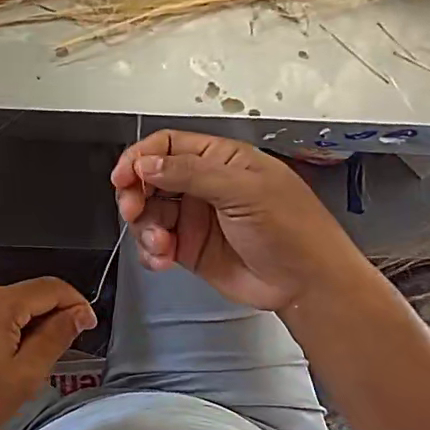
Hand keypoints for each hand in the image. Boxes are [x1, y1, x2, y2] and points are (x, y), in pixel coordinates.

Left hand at [0, 279, 95, 429]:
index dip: (76, 304)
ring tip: (33, 362)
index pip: (51, 287)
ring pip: (14, 304)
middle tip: (62, 352)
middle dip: (54, 316)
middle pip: (32, 294)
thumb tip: (78, 314)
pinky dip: (11, 328)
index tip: (88, 326)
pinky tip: (9, 359)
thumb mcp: (25, 374)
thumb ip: (57, 336)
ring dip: (32, 325)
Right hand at [109, 130, 370, 310]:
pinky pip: (158, 244)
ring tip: (162, 245)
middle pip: (152, 180)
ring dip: (146, 229)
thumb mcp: (243, 191)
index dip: (140, 158)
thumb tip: (149, 163)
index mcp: (221, 160)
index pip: (168, 146)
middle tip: (134, 211)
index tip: (123, 177)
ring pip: (151, 214)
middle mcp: (206, 186)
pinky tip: (162, 259)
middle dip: (136, 195)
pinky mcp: (192, 249)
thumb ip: (192, 173)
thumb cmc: (294, 229)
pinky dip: (152, 252)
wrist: (306, 283)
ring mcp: (198, 218)